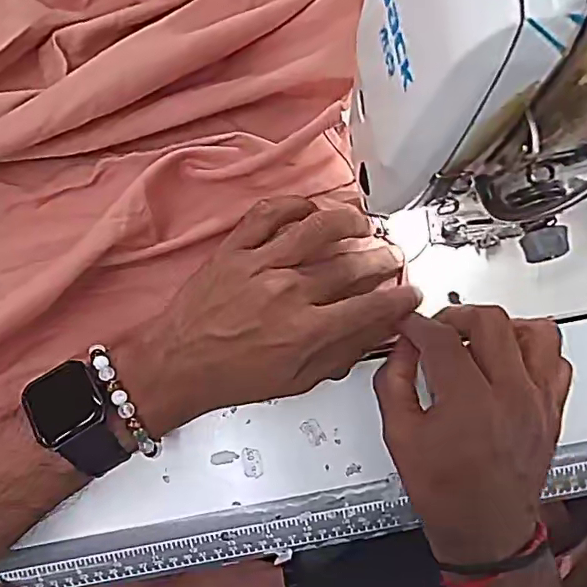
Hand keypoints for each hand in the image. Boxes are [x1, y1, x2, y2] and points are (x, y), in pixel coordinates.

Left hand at [115, 197, 421, 433]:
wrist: (177, 364)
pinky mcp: (235, 249)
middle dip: (383, 258)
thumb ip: (339, 354)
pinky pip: (270, 213)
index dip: (399, 298)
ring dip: (350, 221)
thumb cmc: (229, 376)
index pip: (370, 305)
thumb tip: (372, 333)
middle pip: (352, 263)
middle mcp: (287, 292)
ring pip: (319, 227)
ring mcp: (260, 265)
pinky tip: (309, 211)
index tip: (409, 293)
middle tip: (391, 256)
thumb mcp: (295, 381)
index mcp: (305, 330)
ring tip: (361, 224)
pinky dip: (295, 205)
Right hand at [373, 306, 571, 565]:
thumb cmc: (447, 493)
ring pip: (535, 331)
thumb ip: (394, 382)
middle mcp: (511, 396)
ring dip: (502, 327)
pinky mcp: (553, 410)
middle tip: (439, 329)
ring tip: (479, 338)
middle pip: (490, 321)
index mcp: (468, 402)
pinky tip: (510, 360)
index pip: (442, 337)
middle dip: (456, 316)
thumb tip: (402, 351)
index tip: (410, 326)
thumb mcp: (399, 435)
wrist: (485, 529)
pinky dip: (533, 351)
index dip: (418, 325)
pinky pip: (556, 360)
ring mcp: (538, 402)